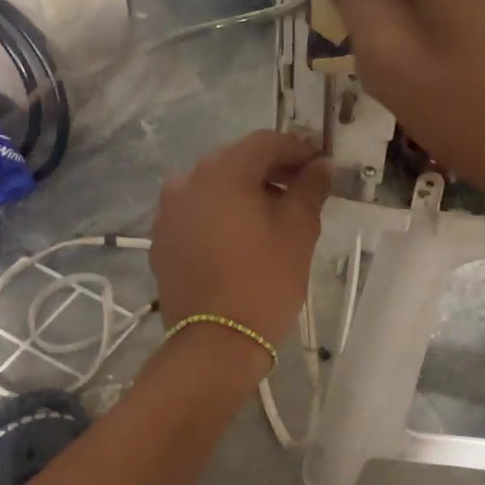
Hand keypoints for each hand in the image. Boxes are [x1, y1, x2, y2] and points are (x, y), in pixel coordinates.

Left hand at [151, 130, 329, 354]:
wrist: (215, 343)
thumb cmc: (265, 281)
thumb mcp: (299, 232)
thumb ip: (310, 189)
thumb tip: (321, 165)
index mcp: (222, 172)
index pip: (265, 142)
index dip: (298, 148)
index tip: (322, 163)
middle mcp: (187, 181)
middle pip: (236, 161)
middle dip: (271, 170)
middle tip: (303, 188)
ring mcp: (168, 211)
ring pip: (214, 187)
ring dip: (245, 192)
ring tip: (274, 216)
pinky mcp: (162, 239)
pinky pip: (198, 213)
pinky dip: (222, 214)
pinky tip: (242, 238)